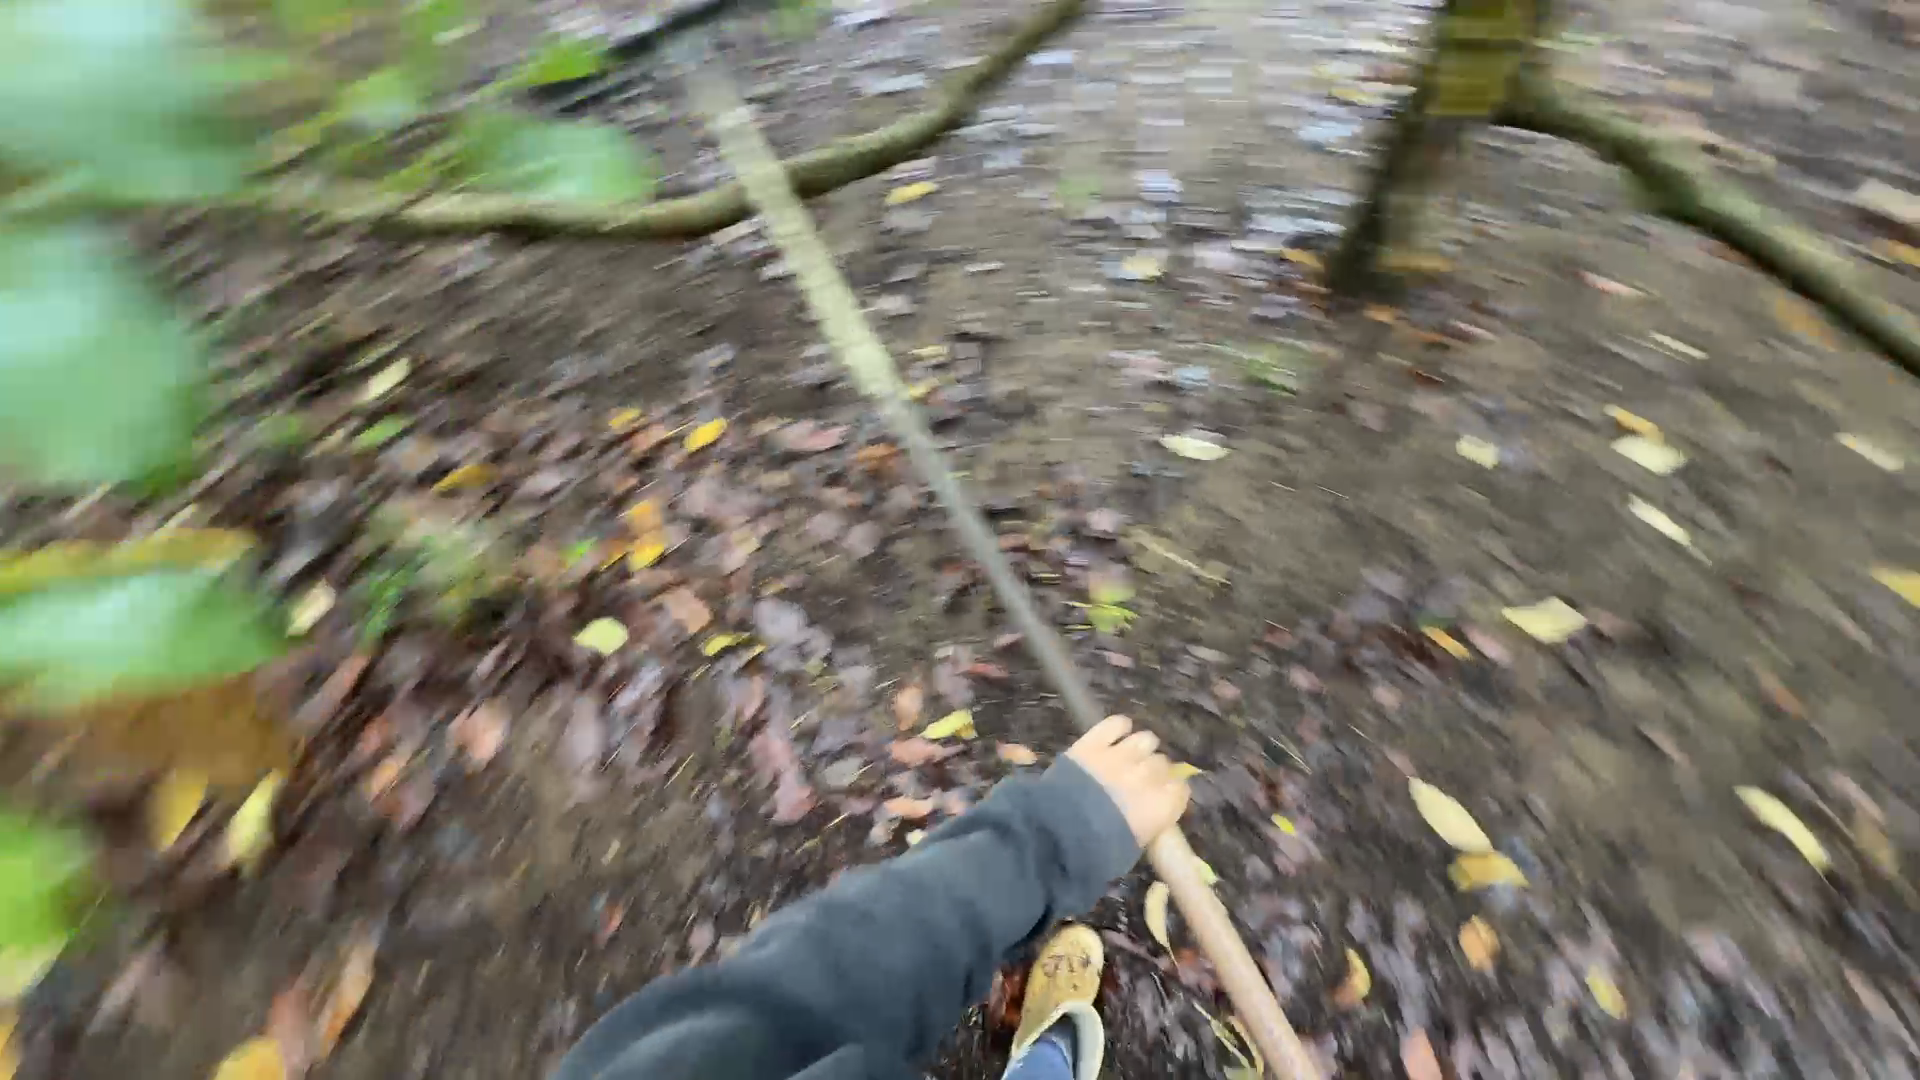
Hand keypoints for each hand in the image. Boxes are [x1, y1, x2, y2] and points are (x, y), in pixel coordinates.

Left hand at [1065, 715, 1190, 845]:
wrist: (1058, 832)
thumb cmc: (1097, 852)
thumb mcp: (1131, 849)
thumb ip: (1146, 826)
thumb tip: (1146, 817)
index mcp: (1161, 806)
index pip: (1180, 789)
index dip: (1171, 791)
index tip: (1162, 796)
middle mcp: (1147, 776)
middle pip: (1162, 763)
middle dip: (1154, 771)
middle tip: (1140, 780)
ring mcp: (1120, 755)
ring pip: (1145, 739)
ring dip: (1141, 747)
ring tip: (1131, 755)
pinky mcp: (1094, 742)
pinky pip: (1116, 723)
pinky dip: (1119, 726)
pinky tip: (1117, 733)